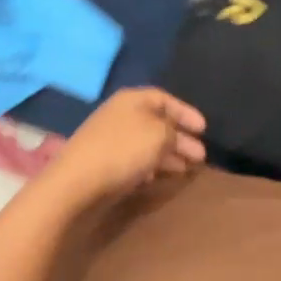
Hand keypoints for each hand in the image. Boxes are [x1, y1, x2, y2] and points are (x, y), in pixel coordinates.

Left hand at [38, 88, 206, 209]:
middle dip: (180, 139)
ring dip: (168, 155)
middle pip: (157, 123)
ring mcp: (111, 139)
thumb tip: (174, 135)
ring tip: (187, 169)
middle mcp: (121, 115)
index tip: (204, 129)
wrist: (76, 182)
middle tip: (200, 156)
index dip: (186, 112)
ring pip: (147, 143)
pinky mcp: (104, 163)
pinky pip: (135, 160)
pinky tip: (160, 178)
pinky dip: (151, 167)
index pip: (165, 99)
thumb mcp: (158, 135)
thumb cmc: (122, 151)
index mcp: (132, 100)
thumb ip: (173, 131)